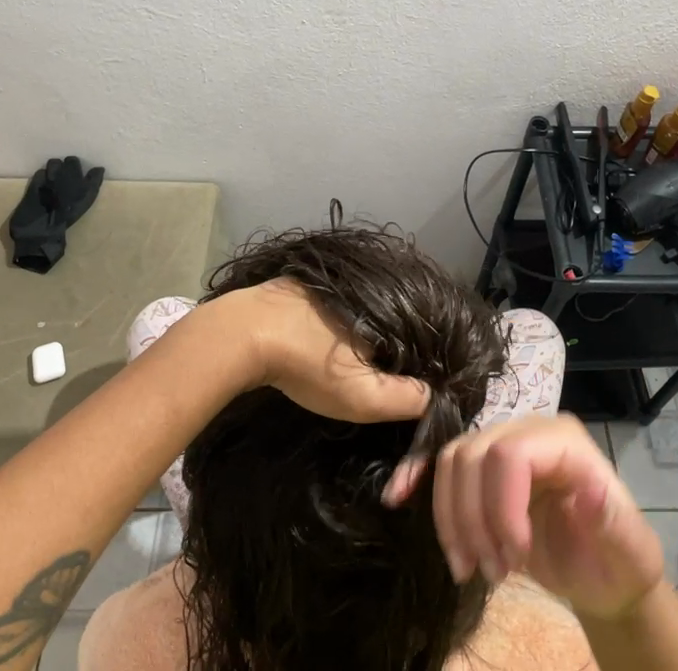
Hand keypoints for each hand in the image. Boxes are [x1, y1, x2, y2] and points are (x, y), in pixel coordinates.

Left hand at [194, 279, 430, 423]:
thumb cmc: (308, 364)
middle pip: (389, 315)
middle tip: (384, 365)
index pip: (418, 329)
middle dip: (391, 337)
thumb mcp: (362, 395)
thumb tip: (435, 395)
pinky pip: (329, 299)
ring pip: (358, 305)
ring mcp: (328, 279)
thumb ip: (404, 398)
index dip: (422, 354)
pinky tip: (320, 330)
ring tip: (353, 350)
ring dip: (360, 325)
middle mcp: (363, 285)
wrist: (241, 333)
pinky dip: (331, 315)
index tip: (417, 377)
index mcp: (385, 308)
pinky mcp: (298, 280)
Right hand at [383, 415, 665, 619]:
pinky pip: (440, 462)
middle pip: (473, 456)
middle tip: (493, 572)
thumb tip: (591, 487)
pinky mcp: (481, 469)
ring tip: (473, 568)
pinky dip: (416, 478)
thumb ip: (612, 519)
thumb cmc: (619, 561)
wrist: (603, 574)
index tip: (512, 558)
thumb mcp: (629, 549)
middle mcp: (528, 431)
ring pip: (451, 462)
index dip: (500, 506)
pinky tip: (396, 497)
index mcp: (564, 442)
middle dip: (475, 521)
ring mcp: (501, 445)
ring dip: (452, 521)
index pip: (510, 453)